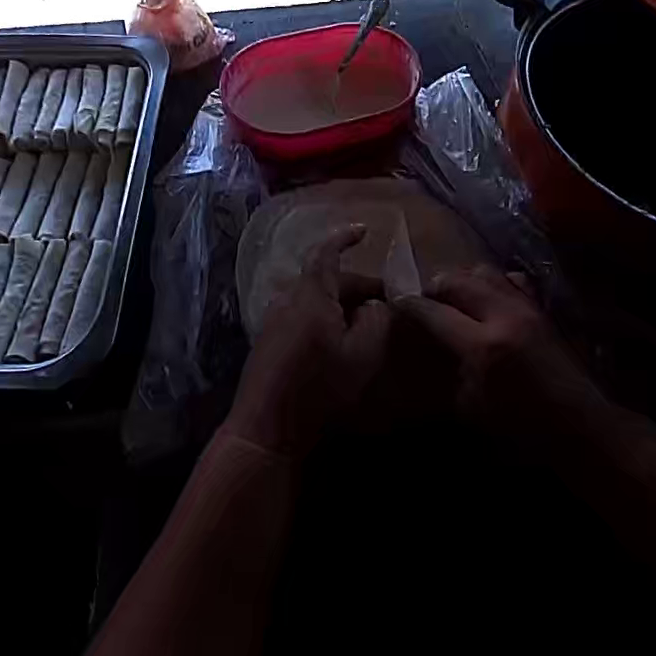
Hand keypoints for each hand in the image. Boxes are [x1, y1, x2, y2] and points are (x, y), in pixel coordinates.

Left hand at [222, 225, 390, 457]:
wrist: (268, 424)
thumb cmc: (319, 386)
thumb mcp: (362, 354)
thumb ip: (375, 320)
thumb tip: (373, 304)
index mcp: (310, 294)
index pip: (326, 253)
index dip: (344, 238)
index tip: (364, 231)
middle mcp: (287, 299)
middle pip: (325, 279)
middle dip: (357, 285)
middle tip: (388, 302)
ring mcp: (274, 319)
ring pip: (314, 299)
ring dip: (341, 304)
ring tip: (369, 323)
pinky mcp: (270, 340)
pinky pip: (302, 315)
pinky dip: (325, 317)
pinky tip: (341, 340)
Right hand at [393, 267, 601, 438]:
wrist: (583, 429)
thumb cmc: (522, 429)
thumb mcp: (470, 406)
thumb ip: (446, 368)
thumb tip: (427, 347)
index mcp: (482, 344)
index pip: (432, 311)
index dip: (409, 306)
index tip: (396, 305)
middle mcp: (503, 316)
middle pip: (455, 280)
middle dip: (433, 287)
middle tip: (423, 301)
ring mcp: (526, 309)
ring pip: (482, 271)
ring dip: (461, 280)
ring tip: (453, 297)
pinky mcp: (541, 311)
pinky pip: (511, 280)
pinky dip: (493, 283)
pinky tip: (486, 299)